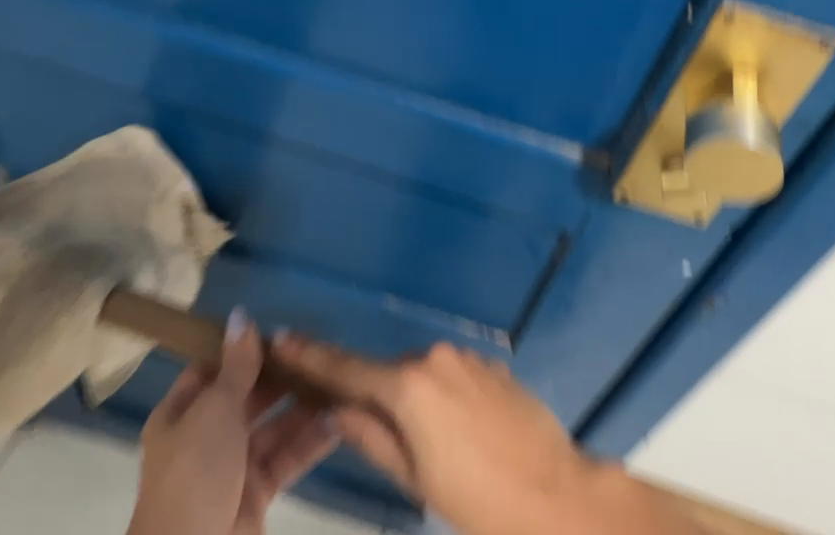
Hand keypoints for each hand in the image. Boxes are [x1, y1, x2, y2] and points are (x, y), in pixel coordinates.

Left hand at [127, 310, 338, 534]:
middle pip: (246, 398)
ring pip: (271, 428)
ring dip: (301, 409)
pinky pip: (285, 459)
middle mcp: (204, 438)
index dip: (242, 350)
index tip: (281, 329)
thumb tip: (241, 315)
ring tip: (339, 383)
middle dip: (280, 379)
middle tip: (321, 353)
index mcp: (181, 414)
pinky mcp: (255, 495)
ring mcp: (230, 468)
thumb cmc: (195, 472)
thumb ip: (237, 365)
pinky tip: (339, 422)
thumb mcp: (215, 410)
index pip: (212, 370)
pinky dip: (309, 443)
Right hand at [271, 336, 693, 534]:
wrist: (554, 492)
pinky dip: (447, 395)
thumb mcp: (414, 475)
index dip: (311, 358)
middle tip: (381, 433)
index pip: (347, 369)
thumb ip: (371, 436)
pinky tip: (463, 430)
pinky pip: (455, 375)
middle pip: (390, 373)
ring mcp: (469, 359)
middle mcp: (436, 359)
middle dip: (380, 396)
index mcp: (409, 386)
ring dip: (417, 397)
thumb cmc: (475, 495)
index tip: (281, 339)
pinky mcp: (495, 366)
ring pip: (425, 373)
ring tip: (435, 442)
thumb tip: (338, 412)